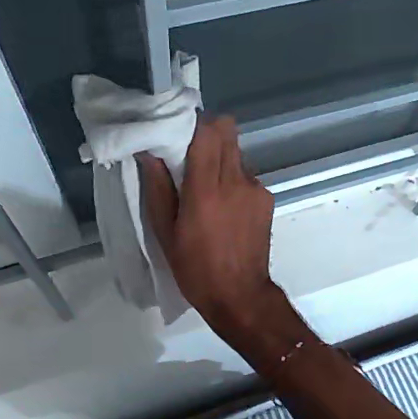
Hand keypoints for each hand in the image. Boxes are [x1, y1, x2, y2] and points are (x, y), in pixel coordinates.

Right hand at [140, 118, 307, 362]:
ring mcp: (256, 189)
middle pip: (227, 132)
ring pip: (237, 153)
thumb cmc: (195, 268)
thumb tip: (150, 153)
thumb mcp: (166, 232)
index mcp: (206, 189)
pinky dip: (233, 179)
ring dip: (220, 158)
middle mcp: (235, 181)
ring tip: (206, 186)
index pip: (208, 132)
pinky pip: (247, 175)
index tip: (177, 128)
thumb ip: (158, 188)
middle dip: (208, 133)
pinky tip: (224, 206)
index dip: (194, 122)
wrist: (240, 296)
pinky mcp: (267, 199)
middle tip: (189, 150)